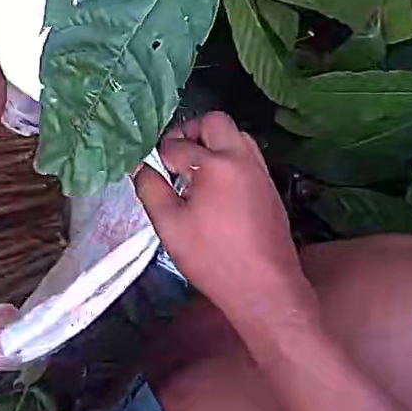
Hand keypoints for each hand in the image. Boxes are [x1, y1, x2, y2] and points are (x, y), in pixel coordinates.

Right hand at [135, 112, 316, 332]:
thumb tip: (141, 167)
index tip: (153, 167)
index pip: (179, 144)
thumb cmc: (213, 259)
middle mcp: (241, 158)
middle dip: (190, 131)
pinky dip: (230, 156)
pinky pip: (248, 154)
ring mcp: (260, 171)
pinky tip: (217, 185)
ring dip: (213, 141)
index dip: (160, 154)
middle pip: (214, 121)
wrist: (265, 289)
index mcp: (215, 165)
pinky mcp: (270, 186)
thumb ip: (151, 189)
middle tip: (175, 155)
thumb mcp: (170, 226)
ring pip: (236, 134)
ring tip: (196, 168)